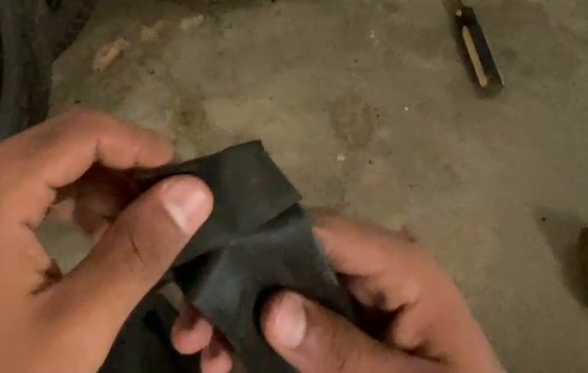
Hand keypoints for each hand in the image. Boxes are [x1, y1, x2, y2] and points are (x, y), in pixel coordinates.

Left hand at [0, 108, 213, 372]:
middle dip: (124, 165)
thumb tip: (195, 190)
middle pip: (66, 140)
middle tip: (174, 205)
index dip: (140, 144)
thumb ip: (137, 251)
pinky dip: (73, 203)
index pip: (83, 130)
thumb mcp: (76, 324)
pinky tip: (104, 237)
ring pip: (51, 163)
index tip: (190, 178)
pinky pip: (31, 189)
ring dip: (101, 185)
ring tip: (147, 226)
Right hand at [170, 212, 500, 371]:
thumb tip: (271, 306)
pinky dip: (252, 338)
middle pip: (288, 254)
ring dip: (234, 316)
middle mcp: (370, 267)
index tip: (201, 264)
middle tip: (188, 325)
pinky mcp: (341, 326)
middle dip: (235, 285)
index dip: (258, 238)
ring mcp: (353, 297)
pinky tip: (221, 359)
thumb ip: (346, 354)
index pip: (317, 228)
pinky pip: (289, 318)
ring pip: (278, 287)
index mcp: (399, 265)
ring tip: (195, 351)